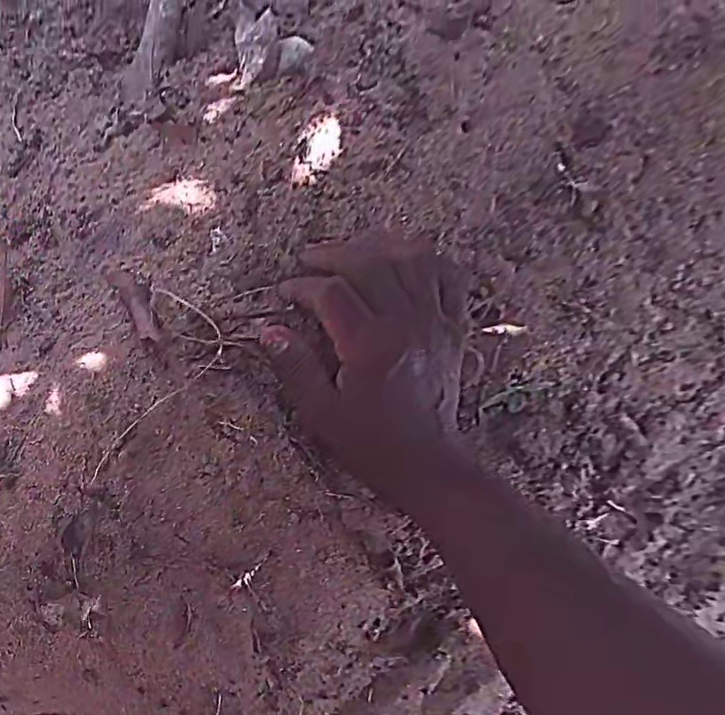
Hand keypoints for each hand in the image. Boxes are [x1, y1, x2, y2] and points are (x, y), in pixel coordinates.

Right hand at [265, 233, 469, 508]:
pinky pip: (448, 274)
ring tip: (350, 247)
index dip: (303, 285)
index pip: (333, 294)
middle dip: (334, 255)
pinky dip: (424, 257)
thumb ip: (294, 366)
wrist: (423, 458)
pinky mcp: (455, 325)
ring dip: (378, 245)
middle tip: (307, 258)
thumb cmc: (364, 440)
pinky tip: (401, 257)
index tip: (283, 291)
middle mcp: (408, 324)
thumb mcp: (318, 410)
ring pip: (412, 259)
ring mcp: (437, 320)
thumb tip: (269, 331)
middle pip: (371, 265)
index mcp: (370, 346)